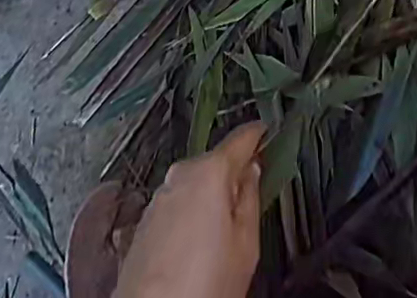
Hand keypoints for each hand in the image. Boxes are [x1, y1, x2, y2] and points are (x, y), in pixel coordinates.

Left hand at [114, 122, 263, 297]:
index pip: (242, 137)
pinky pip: (177, 204)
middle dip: (233, 177)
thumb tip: (251, 171)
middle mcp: (181, 174)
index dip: (259, 134)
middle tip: (249, 204)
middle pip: (217, 163)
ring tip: (220, 235)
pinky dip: (190, 215)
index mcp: (210, 171)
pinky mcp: (145, 220)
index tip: (271, 134)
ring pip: (195, 185)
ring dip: (210, 198)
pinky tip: (195, 247)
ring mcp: (159, 196)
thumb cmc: (205, 284)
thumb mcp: (245, 244)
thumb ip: (250, 198)